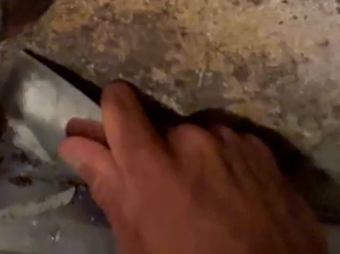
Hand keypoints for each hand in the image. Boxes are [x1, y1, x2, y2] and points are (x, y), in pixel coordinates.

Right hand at [59, 82, 326, 253]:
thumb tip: (73, 143)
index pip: (118, 99)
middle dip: (158, 152)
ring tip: (209, 204)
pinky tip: (238, 203)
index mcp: (152, 161)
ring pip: (198, 136)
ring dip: (196, 160)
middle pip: (160, 125)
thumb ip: (107, 184)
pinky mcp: (265, 151)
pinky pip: (233, 146)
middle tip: (168, 196)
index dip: (112, 114)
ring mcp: (232, 141)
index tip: (115, 138)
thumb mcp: (139, 245)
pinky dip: (229, 167)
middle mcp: (191, 137)